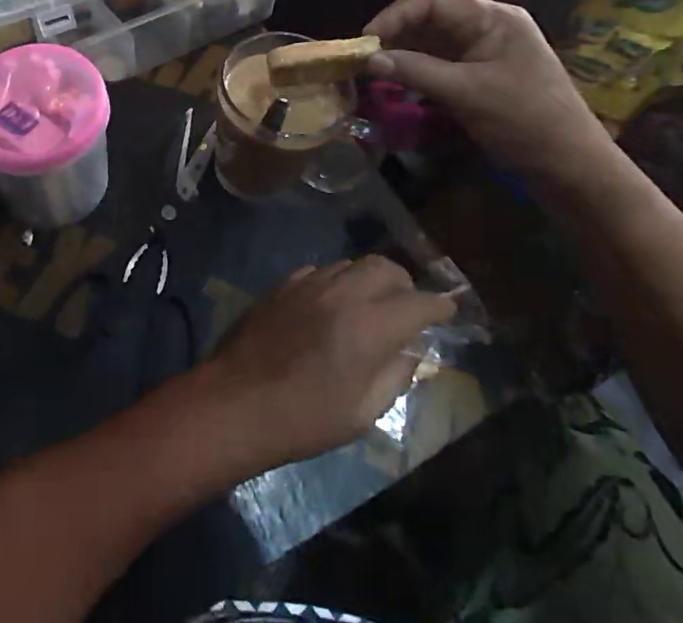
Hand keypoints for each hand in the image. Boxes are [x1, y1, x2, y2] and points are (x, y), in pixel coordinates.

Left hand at [197, 256, 455, 469]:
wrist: (235, 403)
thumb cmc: (304, 419)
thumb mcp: (363, 411)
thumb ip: (396, 374)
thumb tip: (412, 350)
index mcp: (369, 325)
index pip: (418, 302)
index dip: (439, 306)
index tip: (447, 311)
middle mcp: (342, 293)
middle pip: (385, 267)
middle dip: (405, 284)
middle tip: (407, 307)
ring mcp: (308, 284)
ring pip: (351, 264)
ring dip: (369, 280)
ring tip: (369, 305)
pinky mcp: (282, 285)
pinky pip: (319, 270)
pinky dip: (336, 281)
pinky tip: (331, 304)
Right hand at [364, 0, 613, 181]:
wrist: (570, 167)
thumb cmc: (525, 121)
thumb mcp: (466, 93)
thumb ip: (416, 71)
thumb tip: (369, 59)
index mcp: (494, 19)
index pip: (435, 1)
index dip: (396, 15)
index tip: (366, 41)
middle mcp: (490, 28)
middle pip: (433, 19)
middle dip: (397, 35)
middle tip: (365, 59)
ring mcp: (488, 54)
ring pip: (435, 43)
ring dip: (405, 55)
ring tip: (375, 72)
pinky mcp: (483, 78)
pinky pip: (443, 65)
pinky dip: (419, 72)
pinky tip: (399, 85)